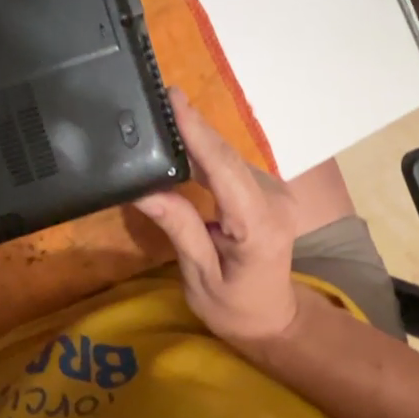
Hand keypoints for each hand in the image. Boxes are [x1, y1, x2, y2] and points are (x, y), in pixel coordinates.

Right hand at [133, 88, 303, 342]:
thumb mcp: (200, 278)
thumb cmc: (236, 309)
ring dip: (196, 137)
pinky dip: (204, 153)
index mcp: (258, 225)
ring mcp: (273, 193)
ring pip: (227, 157)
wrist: (274, 321)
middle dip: (192, 125)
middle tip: (156, 96)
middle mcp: (273, 200)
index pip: (224, 169)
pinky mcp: (265, 191)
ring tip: (162, 111)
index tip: (174, 100)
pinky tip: (180, 139)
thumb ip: (179, 229)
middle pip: (225, 156)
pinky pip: (230, 166)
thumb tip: (144, 189)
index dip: (198, 132)